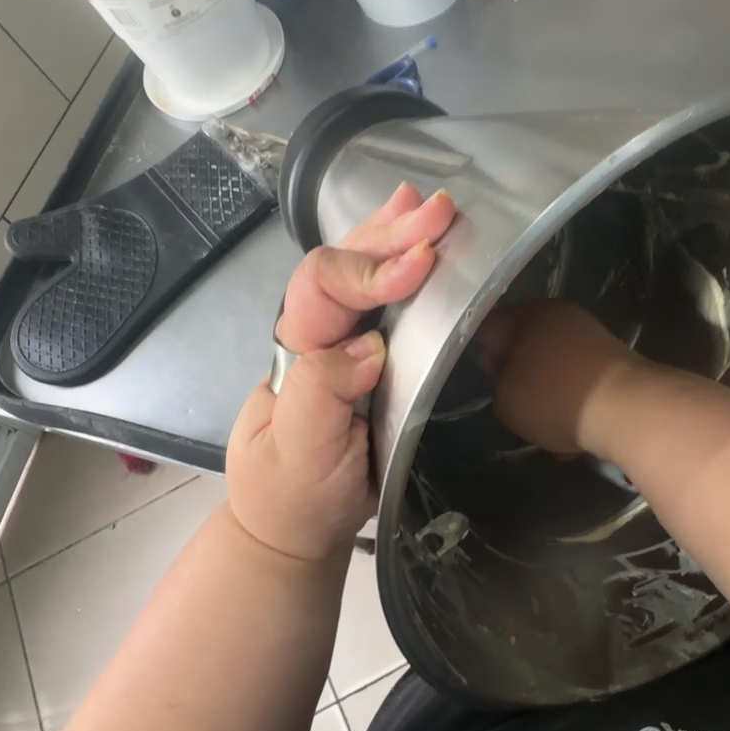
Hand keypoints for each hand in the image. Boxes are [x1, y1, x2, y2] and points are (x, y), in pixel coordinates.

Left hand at [226, 184, 456, 560]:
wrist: (298, 527)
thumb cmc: (292, 494)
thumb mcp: (297, 452)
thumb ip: (321, 396)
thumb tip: (369, 347)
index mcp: (297, 353)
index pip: (323, 288)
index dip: (370, 269)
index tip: (421, 263)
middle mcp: (320, 338)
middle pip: (344, 266)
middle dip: (388, 235)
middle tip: (437, 210)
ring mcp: (346, 349)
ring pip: (361, 275)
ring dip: (394, 235)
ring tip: (425, 204)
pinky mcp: (373, 365)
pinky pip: (387, 307)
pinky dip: (402, 267)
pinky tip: (420, 244)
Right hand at [481, 301, 644, 458]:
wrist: (629, 411)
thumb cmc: (555, 398)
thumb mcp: (505, 401)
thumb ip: (497, 386)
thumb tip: (508, 379)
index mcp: (531, 314)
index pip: (490, 327)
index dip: (482, 357)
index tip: (488, 384)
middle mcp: (563, 317)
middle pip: (525, 346)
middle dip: (517, 378)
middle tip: (513, 406)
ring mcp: (592, 340)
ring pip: (554, 368)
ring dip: (546, 397)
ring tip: (545, 430)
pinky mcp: (614, 366)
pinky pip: (579, 385)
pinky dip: (572, 407)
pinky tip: (572, 438)